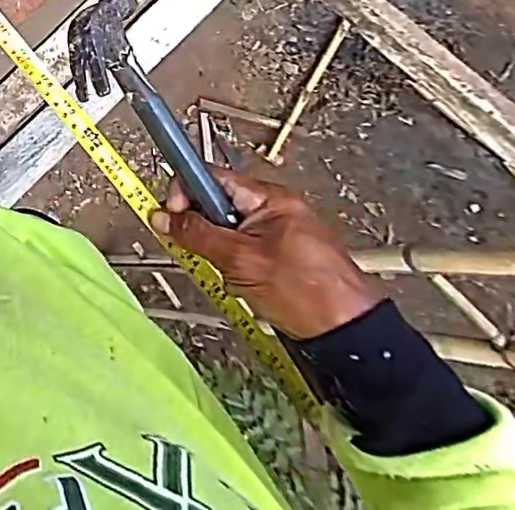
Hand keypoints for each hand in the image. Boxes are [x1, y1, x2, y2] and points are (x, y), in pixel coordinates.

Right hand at [150, 167, 380, 339]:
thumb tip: (163, 217)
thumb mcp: (239, 260)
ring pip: (226, 228)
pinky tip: (244, 283)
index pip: (210, 176)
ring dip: (218, 250)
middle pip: (215, 203)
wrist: (351, 338)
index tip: (172, 216)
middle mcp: (275, 207)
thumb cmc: (308, 294)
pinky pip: (242, 247)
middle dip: (202, 229)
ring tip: (232, 274)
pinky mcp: (282, 253)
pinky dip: (234, 263)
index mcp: (269, 198)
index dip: (185, 193)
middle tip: (204, 252)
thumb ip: (196, 234)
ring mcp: (280, 231)